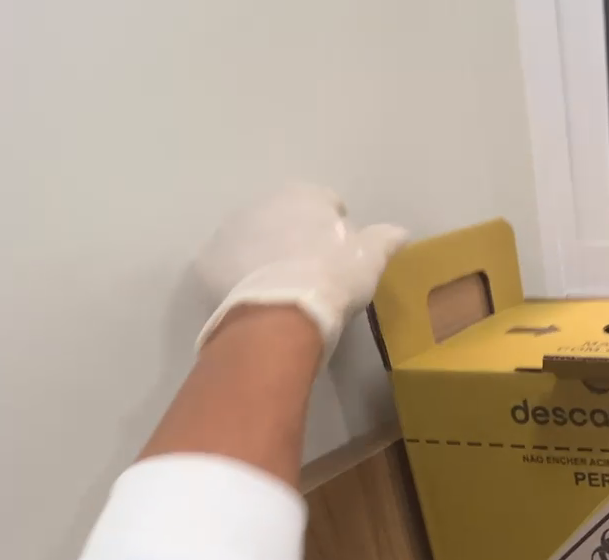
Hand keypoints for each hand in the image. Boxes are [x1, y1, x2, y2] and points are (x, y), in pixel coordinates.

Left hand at [194, 182, 407, 356]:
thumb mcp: (370, 260)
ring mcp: (229, 231)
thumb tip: (399, 231)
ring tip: (285, 289)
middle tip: (313, 272)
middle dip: (296, 238)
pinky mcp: (208, 263)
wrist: (282, 312)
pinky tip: (259, 302)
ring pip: (252, 240)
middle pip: (284, 217)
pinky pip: (228, 267)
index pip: (325, 201)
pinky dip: (241, 279)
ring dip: (266, 256)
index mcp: (305, 198)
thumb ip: (384, 240)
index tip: (342, 250)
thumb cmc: (333, 278)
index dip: (336, 224)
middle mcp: (262, 203)